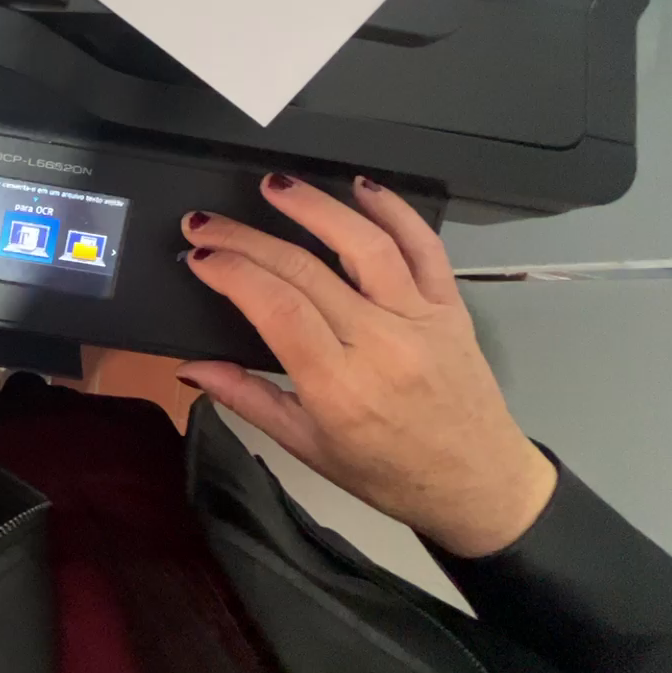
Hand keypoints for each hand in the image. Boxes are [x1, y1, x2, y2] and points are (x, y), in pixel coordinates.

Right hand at [176, 175, 554, 557]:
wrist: (481, 487)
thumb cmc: (386, 472)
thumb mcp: (304, 446)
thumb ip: (245, 399)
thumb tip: (191, 367)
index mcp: (339, 387)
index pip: (277, 307)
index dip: (232, 272)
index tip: (198, 255)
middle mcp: (381, 344)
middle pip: (304, 270)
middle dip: (244, 237)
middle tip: (204, 221)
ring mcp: (421, 320)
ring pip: (365, 245)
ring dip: (315, 207)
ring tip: (274, 185)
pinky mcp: (450, 308)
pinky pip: (425, 248)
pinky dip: (395, 211)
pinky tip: (362, 187)